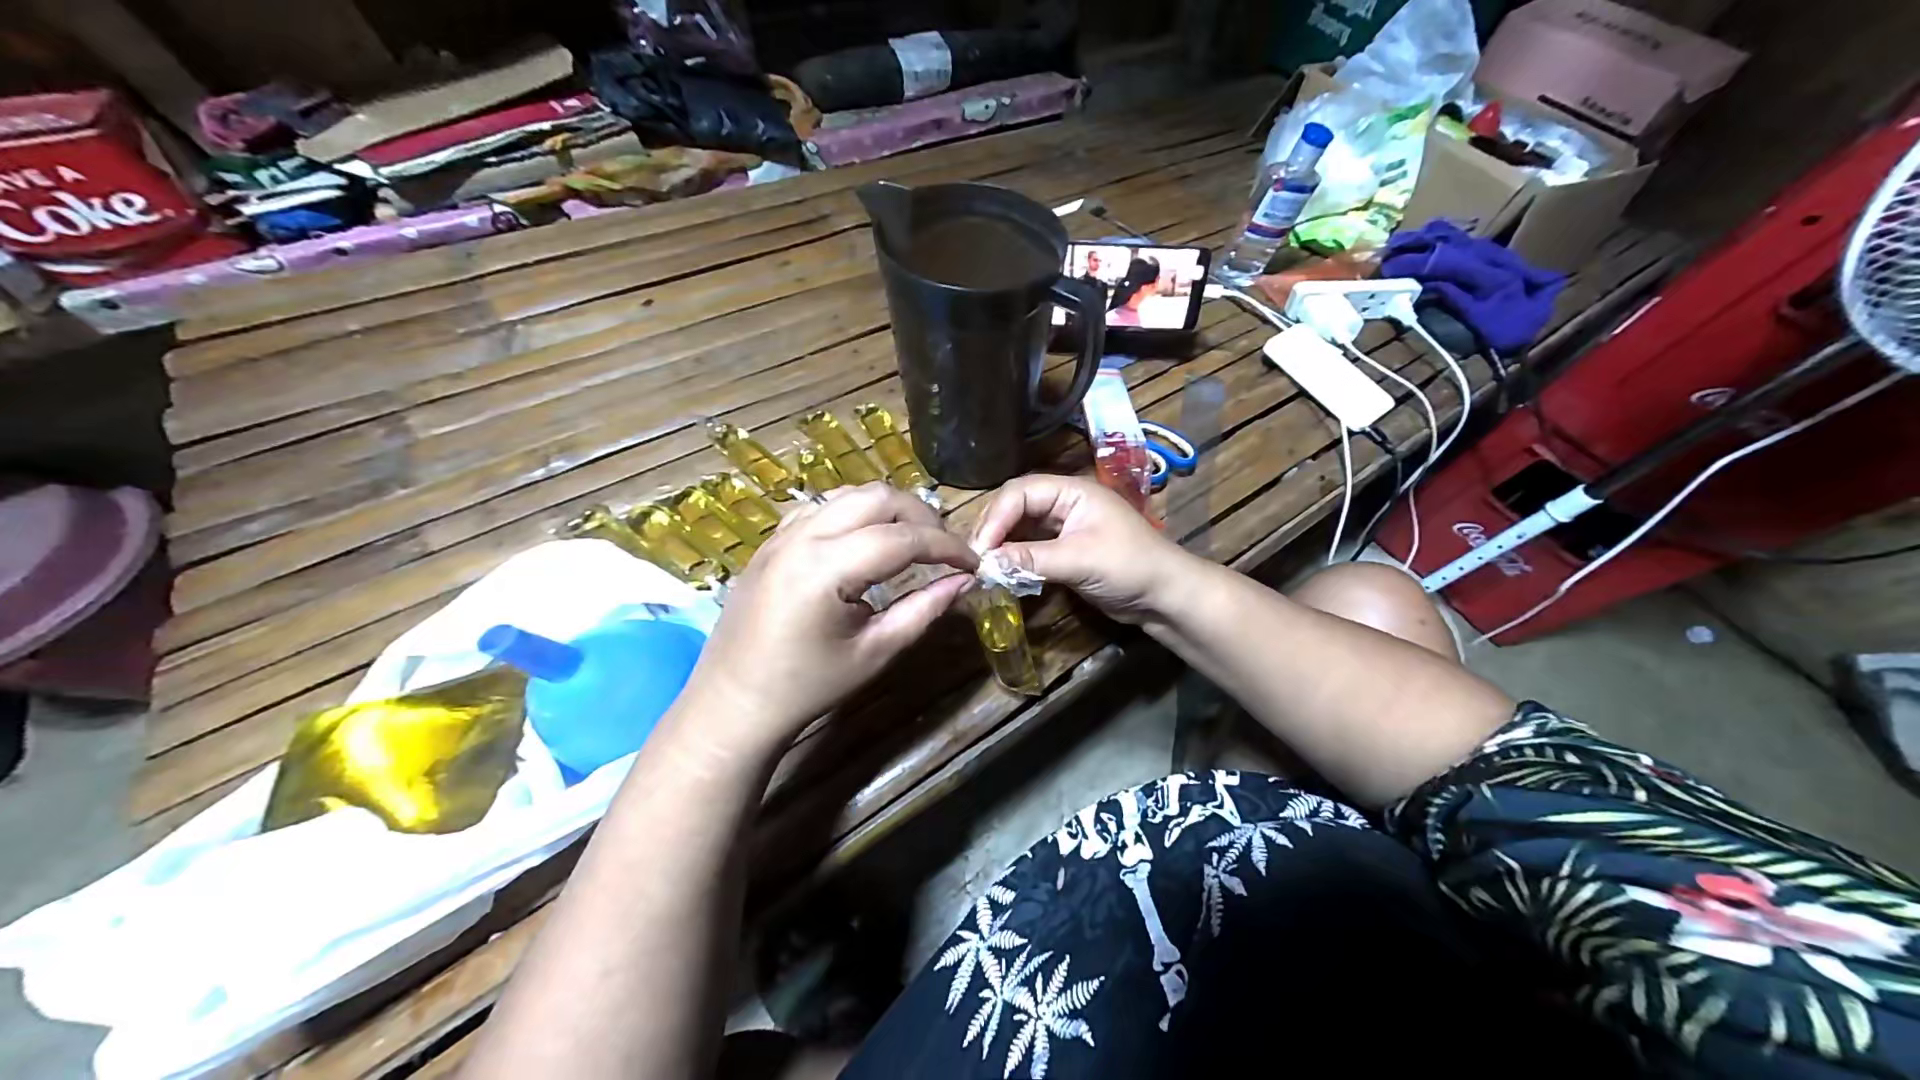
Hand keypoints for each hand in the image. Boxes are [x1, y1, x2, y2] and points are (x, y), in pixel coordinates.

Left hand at [678, 483, 977, 755]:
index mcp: (824, 568)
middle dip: (921, 517)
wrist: (734, 703)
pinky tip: (866, 541)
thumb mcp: (875, 652)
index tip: (973, 563)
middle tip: (944, 550)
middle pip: (877, 497)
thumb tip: (964, 581)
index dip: (946, 546)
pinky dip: (854, 514)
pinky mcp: (771, 541)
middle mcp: (801, 537)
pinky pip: (821, 508)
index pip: (902, 538)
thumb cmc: (807, 687)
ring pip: (848, 495)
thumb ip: (923, 610)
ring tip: (913, 542)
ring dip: (888, 510)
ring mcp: (781, 535)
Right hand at [970, 474, 1196, 623]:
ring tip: (982, 566)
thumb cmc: (1131, 567)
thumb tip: (986, 564)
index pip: (1020, 492)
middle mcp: (1064, 503)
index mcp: (1072, 491)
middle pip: (1015, 506)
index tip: (980, 549)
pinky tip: (1001, 572)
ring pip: (1019, 527)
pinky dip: (1013, 558)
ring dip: (1000, 545)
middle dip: (993, 529)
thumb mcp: (1081, 561)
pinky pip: (1028, 547)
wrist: (1167, 597)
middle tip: (974, 559)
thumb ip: (1032, 559)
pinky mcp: (1063, 550)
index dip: (995, 517)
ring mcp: (1063, 526)